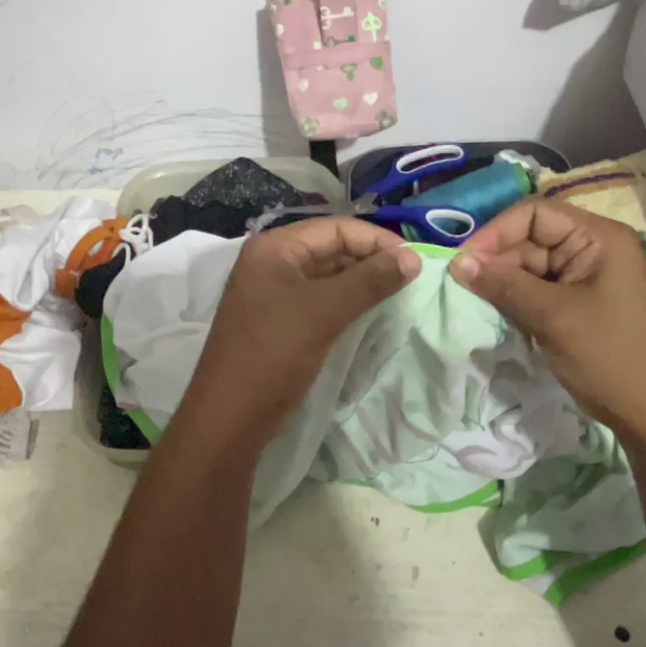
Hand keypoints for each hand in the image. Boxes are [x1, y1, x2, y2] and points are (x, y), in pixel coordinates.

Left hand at [182, 217, 419, 450]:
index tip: (416, 262)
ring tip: (400, 296)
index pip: (336, 228)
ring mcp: (273, 293)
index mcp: (274, 248)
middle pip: (331, 248)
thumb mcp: (324, 312)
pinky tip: (373, 314)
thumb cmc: (274, 354)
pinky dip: (347, 303)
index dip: (377, 240)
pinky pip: (320, 300)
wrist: (229, 418)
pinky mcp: (279, 321)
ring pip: (328, 276)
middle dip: (371, 260)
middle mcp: (271, 262)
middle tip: (413, 280)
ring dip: (362, 282)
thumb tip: (413, 256)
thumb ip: (370, 280)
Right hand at [449, 199, 645, 439]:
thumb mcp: (552, 317)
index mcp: (599, 238)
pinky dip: (517, 300)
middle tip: (464, 288)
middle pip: (531, 238)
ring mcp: (588, 278)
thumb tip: (457, 262)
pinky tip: (500, 316)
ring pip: (531, 266)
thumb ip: (503, 284)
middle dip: (497, 260)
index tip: (464, 262)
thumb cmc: (610, 357)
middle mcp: (594, 249)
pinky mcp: (581, 304)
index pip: (535, 213)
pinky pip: (539, 289)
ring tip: (478, 304)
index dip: (496, 232)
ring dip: (504, 283)